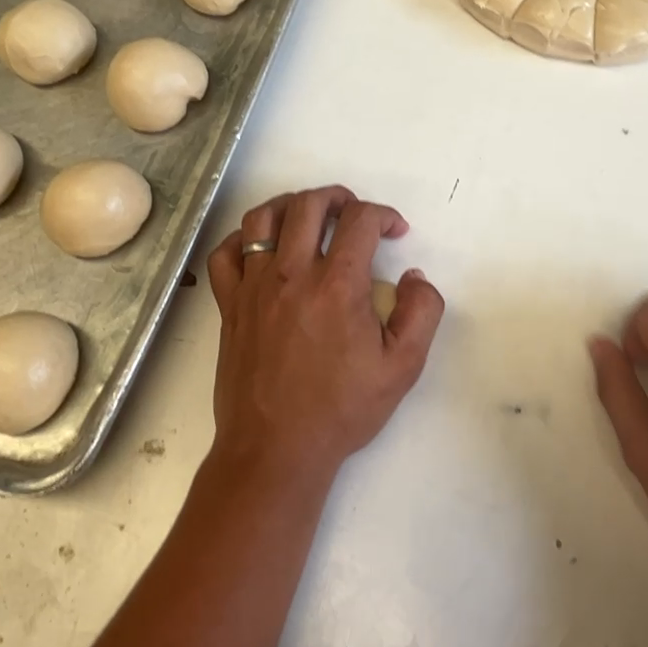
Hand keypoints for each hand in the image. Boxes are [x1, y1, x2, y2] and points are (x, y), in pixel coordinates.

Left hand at [206, 186, 444, 483]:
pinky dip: (243, 239)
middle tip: (354, 213)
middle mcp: (292, 275)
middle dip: (338, 197)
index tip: (395, 232)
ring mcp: (254, 289)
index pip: (360, 220)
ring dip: (290, 205)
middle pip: (308, 205)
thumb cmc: (342, 410)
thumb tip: (415, 276)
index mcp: (338, 286)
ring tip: (309, 216)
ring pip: (262, 218)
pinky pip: (225, 254)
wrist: (277, 449)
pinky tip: (263, 248)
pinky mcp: (229, 307)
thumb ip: (422, 312)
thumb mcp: (403, 367)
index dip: (384, 215)